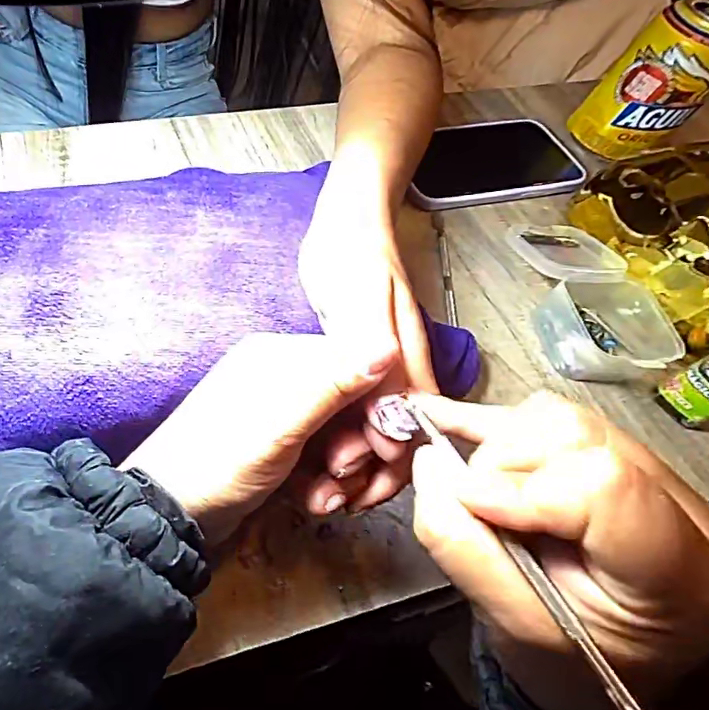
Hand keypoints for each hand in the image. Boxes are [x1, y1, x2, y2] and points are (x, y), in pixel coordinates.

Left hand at [121, 334, 380, 545]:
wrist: (174, 515)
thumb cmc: (217, 464)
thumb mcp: (279, 426)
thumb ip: (331, 386)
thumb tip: (385, 344)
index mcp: (279, 357)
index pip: (358, 363)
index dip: (382, 404)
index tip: (388, 444)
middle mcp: (283, 378)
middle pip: (357, 403)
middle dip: (362, 445)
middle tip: (345, 473)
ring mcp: (283, 414)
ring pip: (347, 436)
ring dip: (346, 473)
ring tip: (324, 494)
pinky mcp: (284, 446)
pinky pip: (327, 458)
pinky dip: (327, 483)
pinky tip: (311, 500)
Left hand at [297, 167, 436, 516]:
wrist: (341, 220)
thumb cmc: (347, 252)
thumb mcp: (356, 295)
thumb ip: (365, 341)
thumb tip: (386, 380)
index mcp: (399, 362)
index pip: (405, 430)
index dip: (384, 465)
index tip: (347, 482)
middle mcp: (390, 371)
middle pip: (386, 439)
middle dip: (360, 471)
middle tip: (323, 489)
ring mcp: (367, 367)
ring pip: (363, 431)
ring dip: (343, 462)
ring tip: (309, 483)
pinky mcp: (345, 363)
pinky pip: (344, 412)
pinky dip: (329, 437)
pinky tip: (304, 453)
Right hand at [408, 393, 708, 709]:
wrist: (593, 668)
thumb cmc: (568, 664)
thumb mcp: (512, 625)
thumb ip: (463, 545)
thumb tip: (432, 462)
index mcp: (682, 575)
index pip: (601, 483)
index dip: (519, 486)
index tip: (474, 508)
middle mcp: (689, 515)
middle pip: (575, 438)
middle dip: (500, 463)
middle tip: (478, 506)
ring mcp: (660, 479)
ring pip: (559, 418)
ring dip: (498, 443)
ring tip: (483, 485)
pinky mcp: (621, 455)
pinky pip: (552, 414)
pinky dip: (494, 423)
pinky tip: (456, 428)